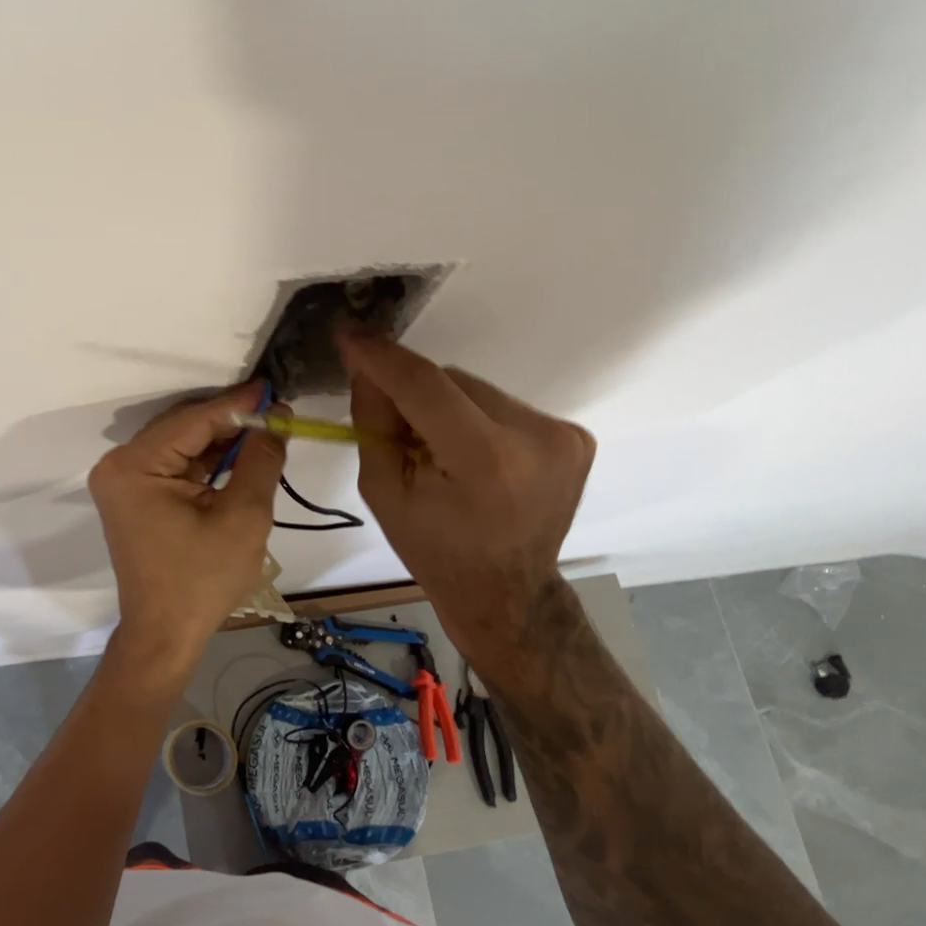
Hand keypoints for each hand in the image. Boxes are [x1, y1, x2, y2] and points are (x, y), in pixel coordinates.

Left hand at [88, 383, 287, 651]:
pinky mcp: (134, 499)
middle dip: (229, 421)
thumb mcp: (243, 516)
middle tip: (276, 411)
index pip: (193, 420)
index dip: (237, 404)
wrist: (165, 634)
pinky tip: (240, 456)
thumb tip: (277, 419)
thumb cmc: (202, 580)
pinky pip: (174, 467)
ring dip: (220, 441)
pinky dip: (206, 462)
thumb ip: (261, 459)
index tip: (275, 389)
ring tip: (267, 431)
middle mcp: (119, 466)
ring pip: (180, 446)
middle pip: (183, 428)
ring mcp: (123, 483)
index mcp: (134, 466)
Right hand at [339, 333, 595, 663]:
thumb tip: (367, 365)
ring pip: (478, 391)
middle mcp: (535, 437)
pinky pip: (505, 406)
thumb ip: (373, 422)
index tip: (349, 333)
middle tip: (397, 432)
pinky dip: (479, 421)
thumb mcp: (383, 492)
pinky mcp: (575, 436)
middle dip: (417, 398)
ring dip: (449, 408)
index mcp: (484, 460)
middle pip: (453, 383)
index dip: (383, 357)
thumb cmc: (434, 551)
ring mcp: (563, 435)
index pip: (425, 385)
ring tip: (440, 453)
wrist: (505, 591)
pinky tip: (474, 459)